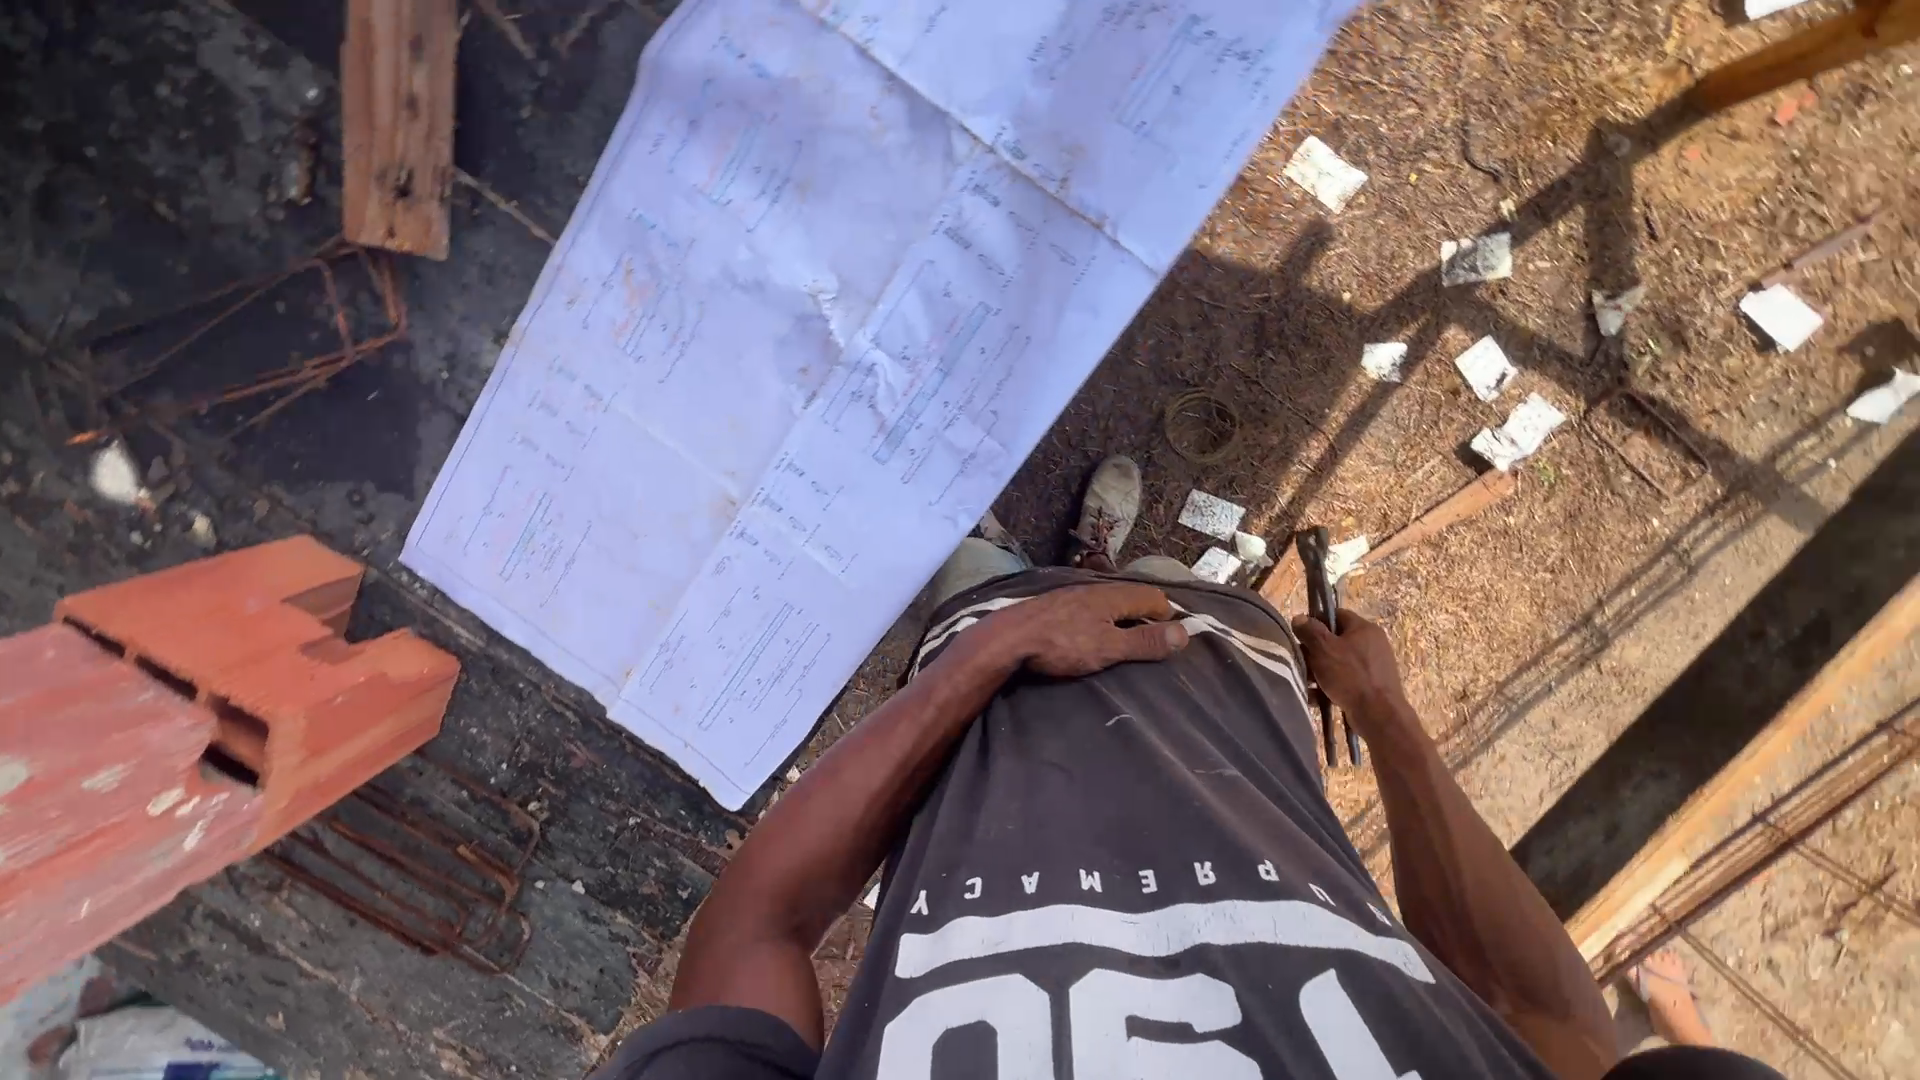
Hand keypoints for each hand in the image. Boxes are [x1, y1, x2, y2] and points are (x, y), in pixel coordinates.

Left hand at [984, 583, 1189, 676]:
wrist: (1008, 638)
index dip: (1168, 616)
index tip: (1174, 638)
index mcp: (1112, 596)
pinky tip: (1093, 633)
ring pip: (1109, 602)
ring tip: (1128, 637)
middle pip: (1131, 597)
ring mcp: (1072, 596)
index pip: (1152, 598)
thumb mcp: (1109, 647)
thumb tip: (1185, 633)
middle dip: (1147, 614)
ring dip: (1123, 617)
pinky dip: (1101, 619)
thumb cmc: (1062, 644)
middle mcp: (1094, 589)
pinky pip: (1089, 609)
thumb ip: (1144, 641)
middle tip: (1156, 638)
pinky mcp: (1054, 607)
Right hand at [1290, 608, 1417, 736]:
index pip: (1336, 615)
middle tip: (1301, 662)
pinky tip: (1316, 697)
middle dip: (1314, 652)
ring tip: (1306, 683)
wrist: (1379, 714)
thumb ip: (1310, 630)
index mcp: (1364, 629)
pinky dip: (1330, 686)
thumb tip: (1300, 618)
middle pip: (1335, 640)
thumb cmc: (1350, 676)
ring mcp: (1374, 666)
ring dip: (1319, 671)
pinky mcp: (1372, 685)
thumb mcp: (1324, 649)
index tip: (1300, 635)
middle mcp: (1372, 644)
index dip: (1316, 621)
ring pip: (1338, 662)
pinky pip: (1345, 680)